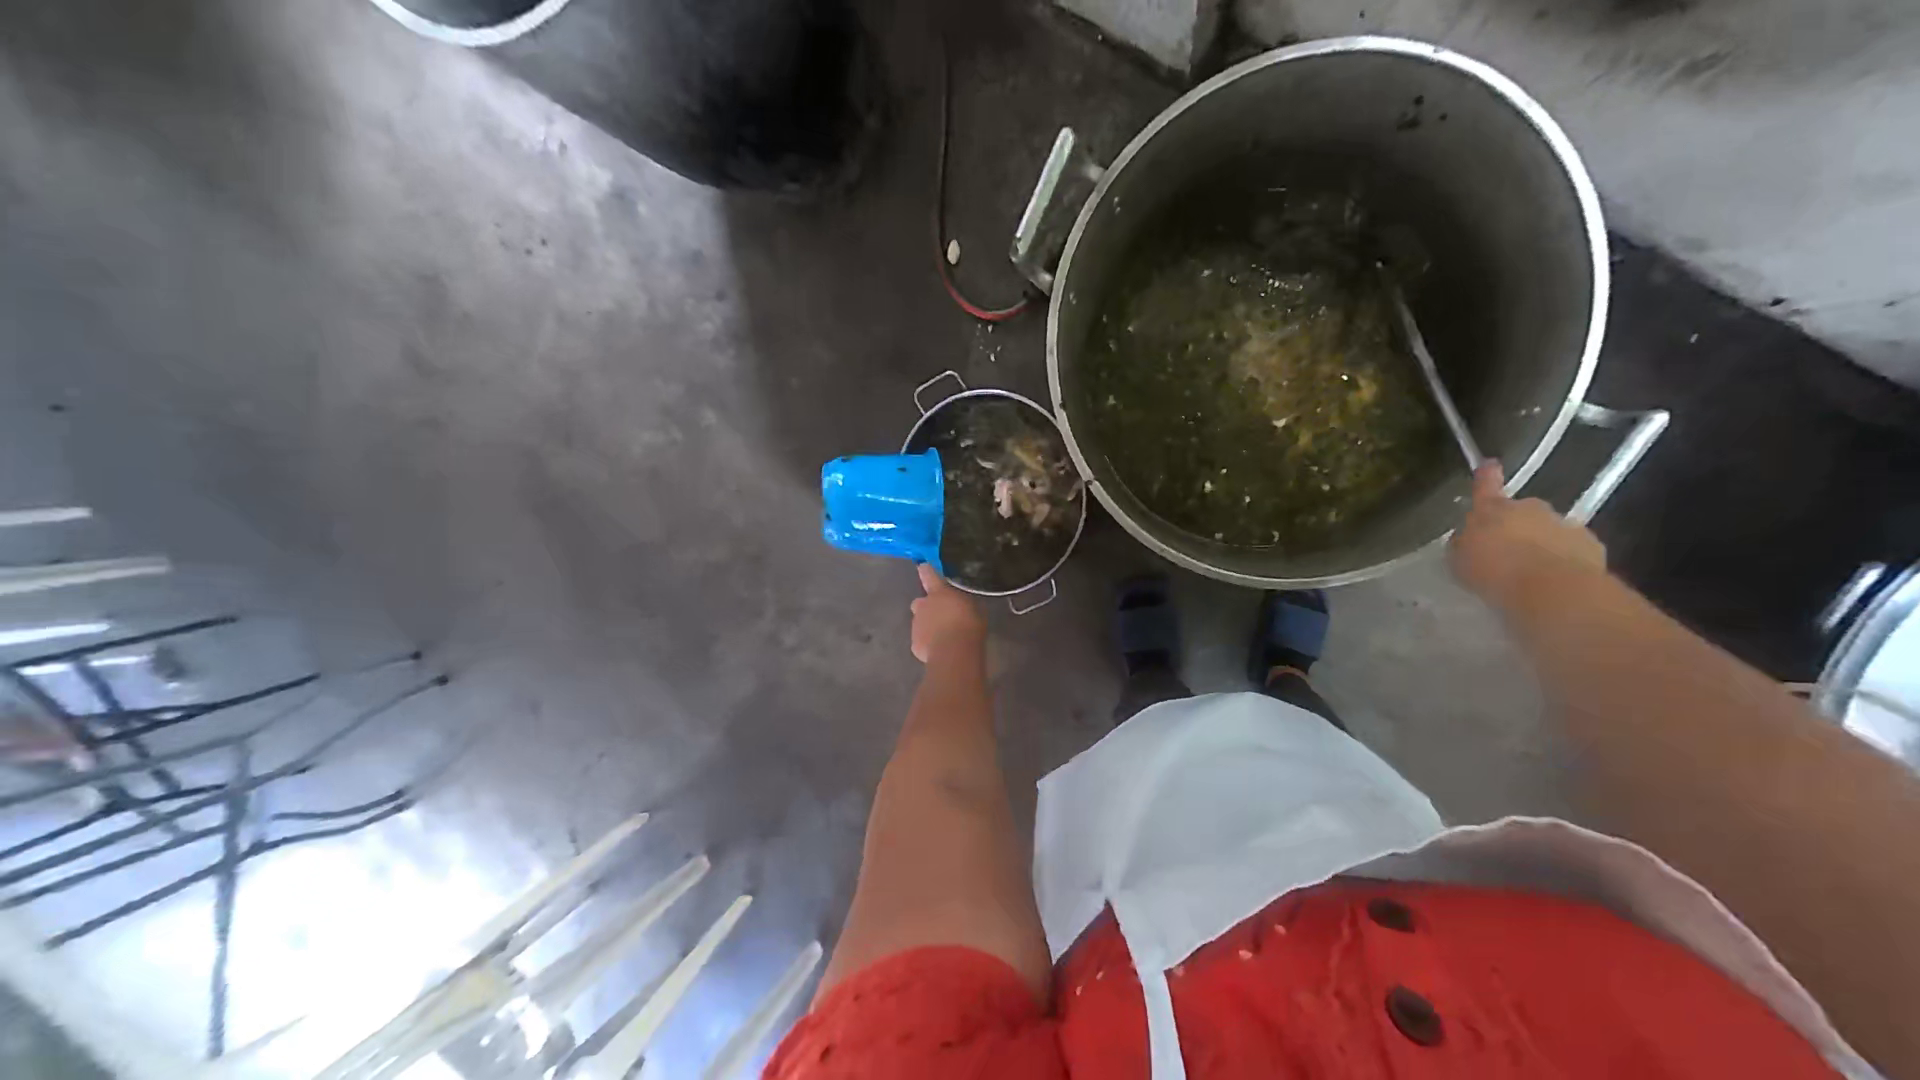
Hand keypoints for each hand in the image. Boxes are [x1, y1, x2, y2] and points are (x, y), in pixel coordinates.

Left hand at [911, 563, 985, 662]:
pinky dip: (927, 643)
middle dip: (927, 607)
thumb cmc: (969, 625)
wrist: (954, 651)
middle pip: (919, 602)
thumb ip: (964, 603)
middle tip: (941, 615)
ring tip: (943, 636)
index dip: (926, 571)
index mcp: (939, 592)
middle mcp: (923, 605)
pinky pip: (920, 640)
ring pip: (919, 622)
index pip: (928, 574)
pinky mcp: (914, 643)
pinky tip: (939, 649)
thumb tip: (963, 602)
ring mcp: (916, 624)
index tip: (923, 568)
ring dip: (928, 626)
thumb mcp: (975, 608)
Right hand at [1450, 461, 1606, 610]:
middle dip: (1515, 526)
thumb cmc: (1494, 571)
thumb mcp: (1460, 561)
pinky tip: (1553, 579)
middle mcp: (1530, 509)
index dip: (1486, 476)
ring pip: (1548, 530)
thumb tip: (1467, 539)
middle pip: (1521, 511)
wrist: (1552, 589)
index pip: (1486, 486)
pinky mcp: (1590, 544)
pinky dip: (1562, 559)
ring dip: (1539, 544)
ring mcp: (1563, 524)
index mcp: (1492, 510)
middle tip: (1506, 551)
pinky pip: (1571, 548)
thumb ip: (1463, 545)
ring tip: (1530, 571)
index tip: (1490, 463)